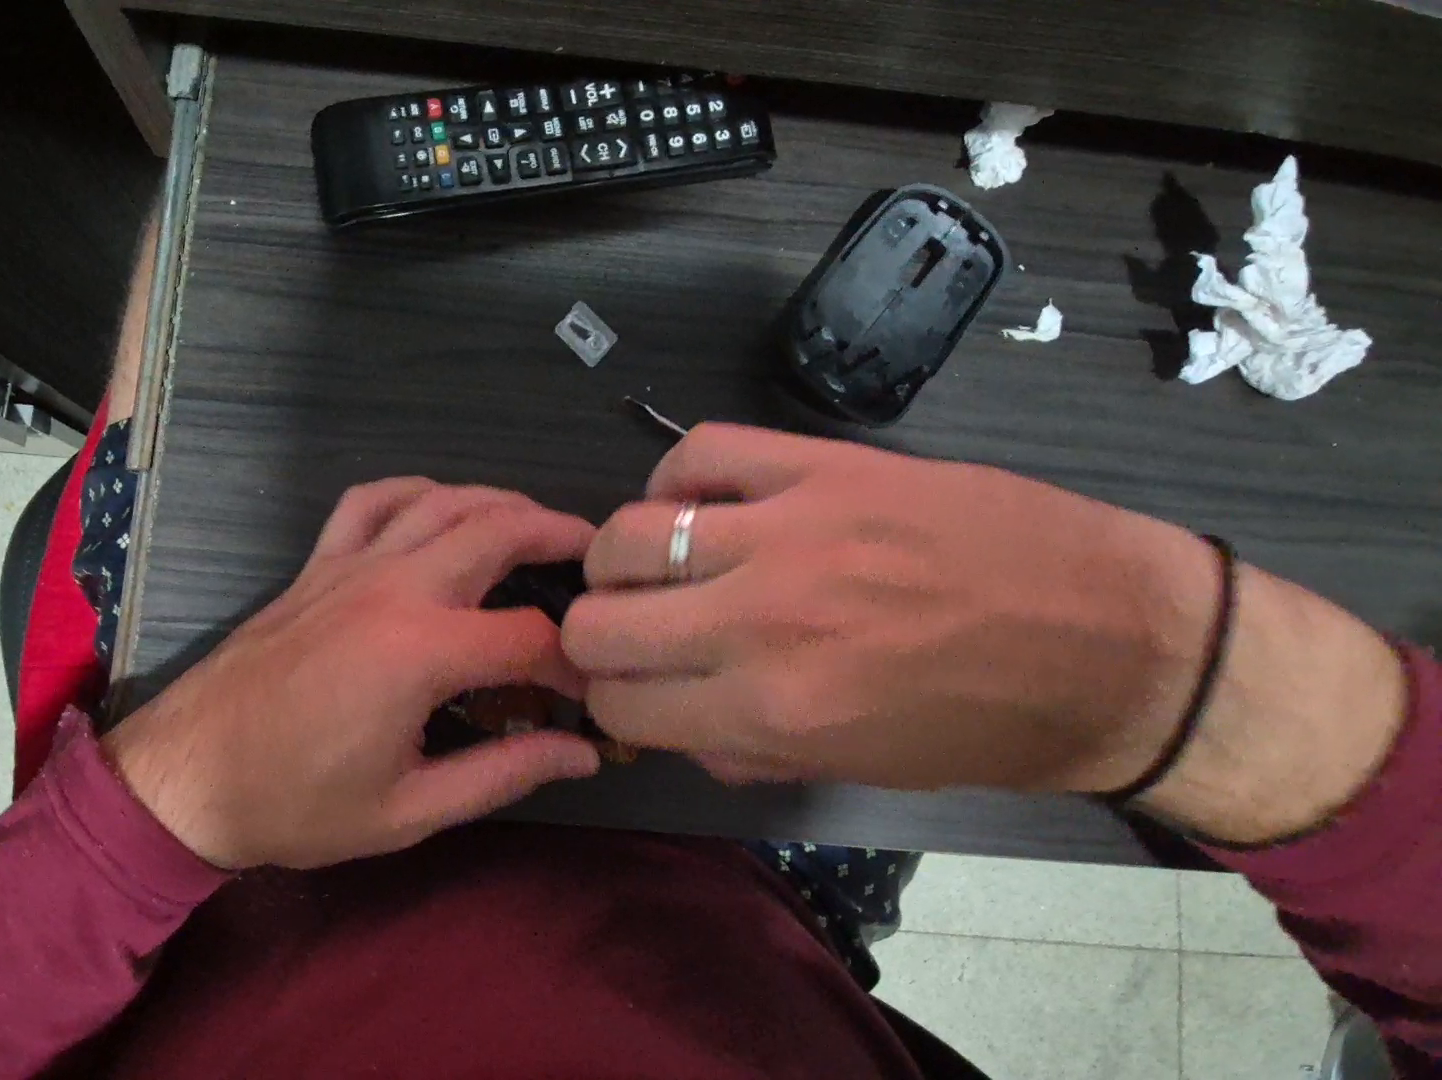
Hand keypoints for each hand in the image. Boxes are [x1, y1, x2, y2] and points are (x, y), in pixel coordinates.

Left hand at [103, 479, 601, 869]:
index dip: (575, 661)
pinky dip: (417, 490)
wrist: (187, 776)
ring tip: (537, 523)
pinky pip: (371, 500)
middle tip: (597, 555)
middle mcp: (394, 587)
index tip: (593, 688)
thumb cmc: (297, 804)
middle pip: (497, 532)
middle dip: (559, 536)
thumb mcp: (410, 810)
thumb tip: (583, 755)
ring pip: (441, 501)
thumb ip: (504, 773)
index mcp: (421, 651)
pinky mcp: (318, 564)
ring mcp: (351, 565)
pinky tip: (439, 505)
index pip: (530, 636)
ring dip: (499, 502)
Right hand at [563, 422, 1225, 793]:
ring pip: (626, 533)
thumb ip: (739, 747)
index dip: (609, 701)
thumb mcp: (851, 769)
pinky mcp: (825, 465)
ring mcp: (788, 530)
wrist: (1117, 644)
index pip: (618, 703)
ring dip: (618, 561)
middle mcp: (758, 620)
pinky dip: (675, 478)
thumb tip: (668, 719)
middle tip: (628, 631)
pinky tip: (693, 502)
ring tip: (650, 566)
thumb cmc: (984, 728)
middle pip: (595, 621)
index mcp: (768, 711)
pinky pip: (701, 451)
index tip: (628, 689)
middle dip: (595, 637)